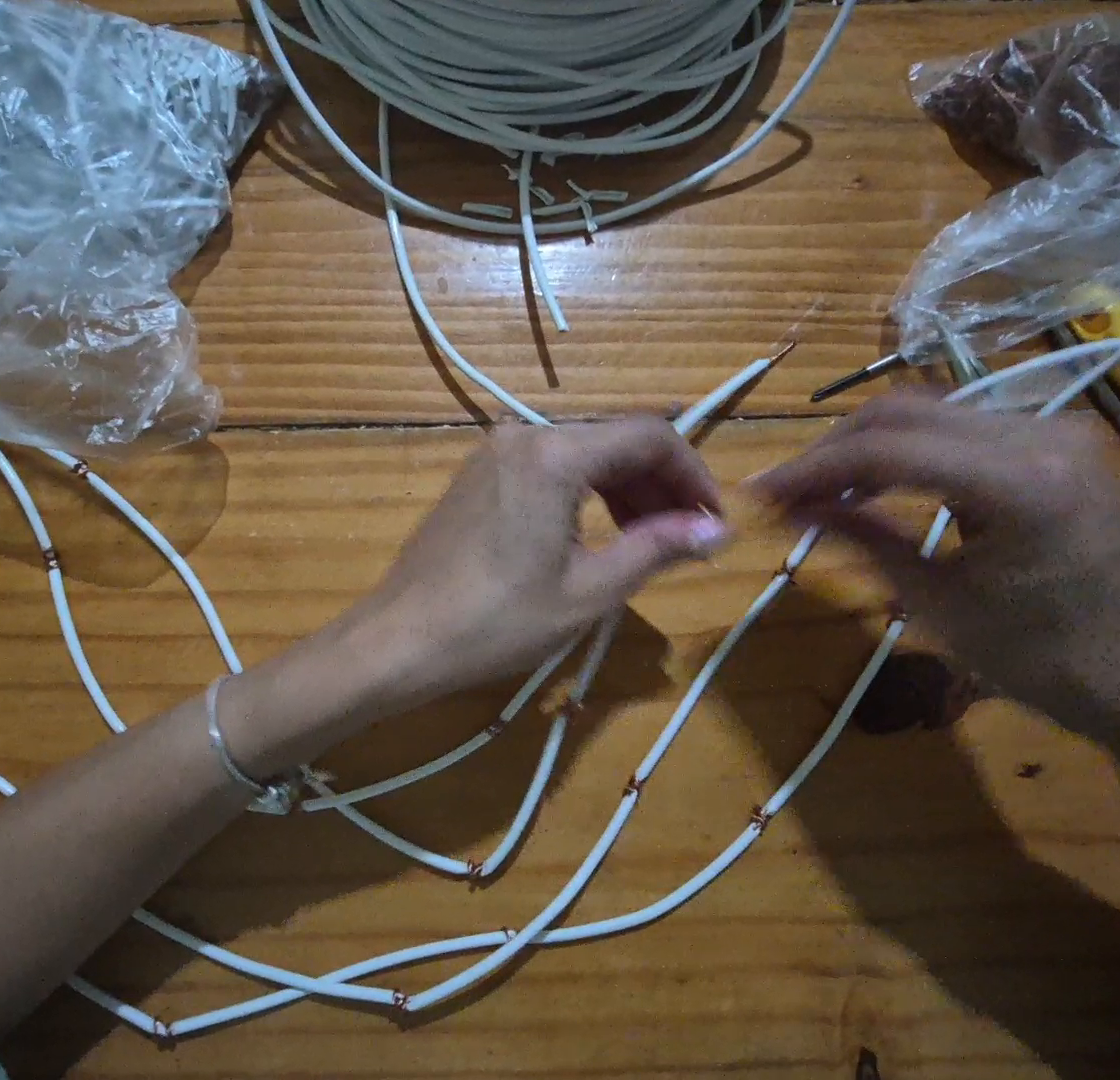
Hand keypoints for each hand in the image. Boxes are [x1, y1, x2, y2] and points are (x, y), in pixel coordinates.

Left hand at [346, 416, 727, 710]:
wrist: (400, 639)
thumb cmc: (497, 621)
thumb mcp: (588, 590)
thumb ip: (657, 548)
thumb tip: (718, 530)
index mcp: (555, 454)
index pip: (650, 437)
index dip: (694, 474)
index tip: (714, 521)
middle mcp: (523, 435)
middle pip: (615, 441)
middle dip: (661, 485)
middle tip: (688, 538)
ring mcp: (494, 452)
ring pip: (582, 453)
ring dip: (624, 490)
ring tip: (649, 541)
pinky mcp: (478, 474)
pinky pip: (548, 467)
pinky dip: (584, 493)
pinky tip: (597, 533)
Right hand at [747, 391, 1119, 745]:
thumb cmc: (1045, 661)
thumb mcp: (939, 604)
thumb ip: (864, 540)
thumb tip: (792, 508)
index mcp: (1022, 483)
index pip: (888, 450)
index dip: (814, 468)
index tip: (760, 492)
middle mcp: (1043, 436)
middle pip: (903, 413)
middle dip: (832, 451)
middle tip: (784, 492)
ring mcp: (1055, 432)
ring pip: (927, 413)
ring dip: (863, 448)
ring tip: (819, 491)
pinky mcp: (1054, 444)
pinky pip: (957, 429)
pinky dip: (904, 451)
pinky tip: (874, 484)